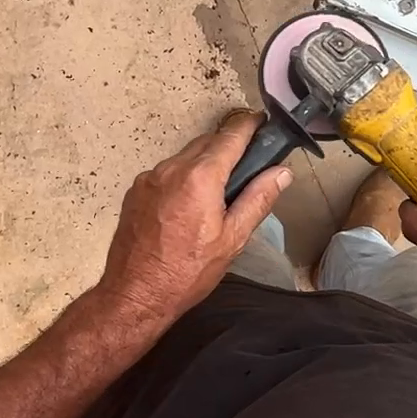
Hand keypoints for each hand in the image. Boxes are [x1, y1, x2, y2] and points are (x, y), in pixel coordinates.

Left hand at [97, 110, 291, 320]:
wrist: (135, 295)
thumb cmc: (185, 273)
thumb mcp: (233, 238)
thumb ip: (258, 199)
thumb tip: (281, 173)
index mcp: (200, 178)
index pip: (231, 136)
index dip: (249, 125)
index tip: (260, 122)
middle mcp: (171, 169)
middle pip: (207, 142)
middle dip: (228, 147)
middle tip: (246, 165)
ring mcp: (149, 178)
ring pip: (186, 156)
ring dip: (204, 163)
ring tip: (216, 193)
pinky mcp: (136, 190)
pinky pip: (166, 172)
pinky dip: (182, 178)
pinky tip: (188, 205)